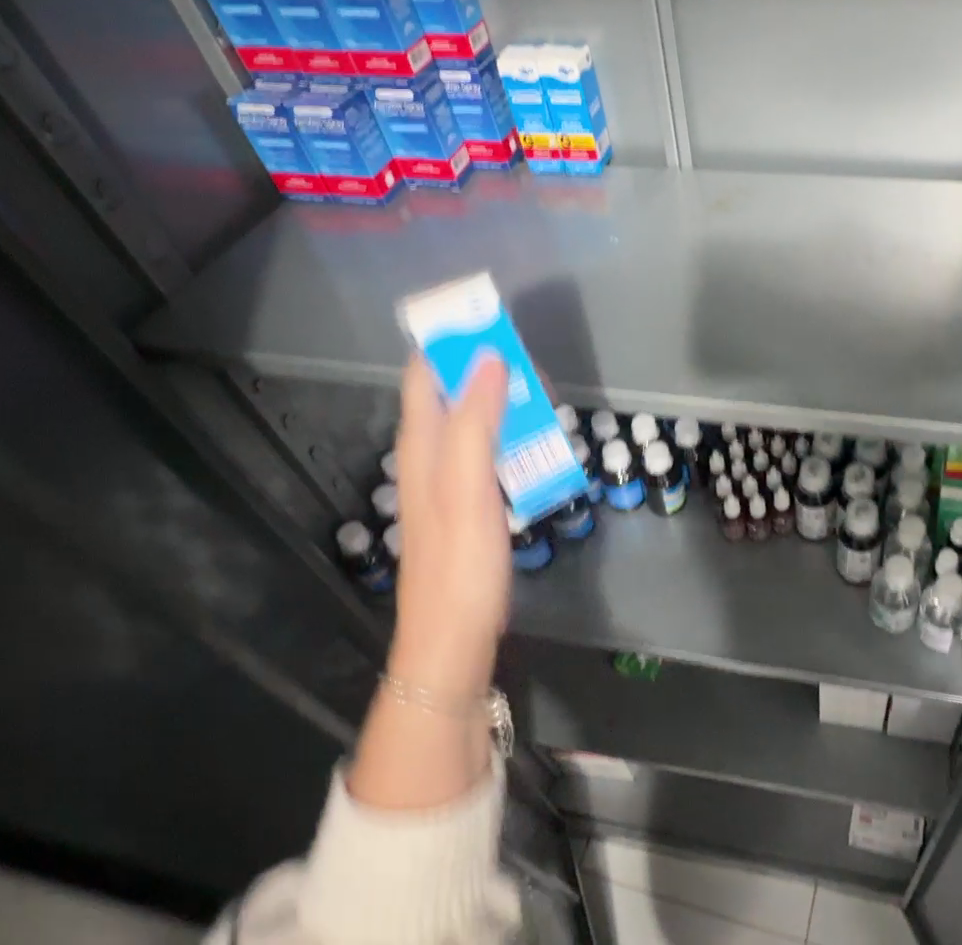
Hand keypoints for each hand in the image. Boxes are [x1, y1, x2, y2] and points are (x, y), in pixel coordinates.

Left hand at [389, 351, 509, 690]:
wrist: (453, 643)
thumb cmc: (461, 564)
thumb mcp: (468, 487)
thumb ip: (476, 422)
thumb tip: (488, 360)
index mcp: (421, 448)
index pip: (425, 376)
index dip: (449, 343)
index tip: (487, 318)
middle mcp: (429, 460)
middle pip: (451, 397)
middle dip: (485, 370)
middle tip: (530, 361)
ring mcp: (448, 488)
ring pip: (472, 426)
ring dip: (502, 405)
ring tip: (540, 395)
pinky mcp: (468, 511)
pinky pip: (487, 457)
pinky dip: (509, 440)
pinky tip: (535, 448)